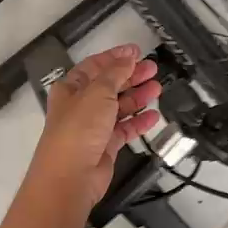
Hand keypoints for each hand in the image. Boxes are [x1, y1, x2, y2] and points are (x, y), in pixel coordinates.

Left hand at [25, 44, 161, 212]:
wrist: (70, 176)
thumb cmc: (79, 128)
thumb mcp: (98, 92)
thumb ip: (116, 73)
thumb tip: (128, 57)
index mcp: (71, 88)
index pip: (95, 66)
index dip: (115, 57)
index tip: (137, 51)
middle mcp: (81, 106)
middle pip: (109, 85)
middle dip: (131, 76)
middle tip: (152, 69)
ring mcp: (93, 127)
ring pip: (119, 107)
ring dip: (137, 97)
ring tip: (157, 88)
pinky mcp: (105, 146)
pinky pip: (125, 129)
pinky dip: (139, 122)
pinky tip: (154, 116)